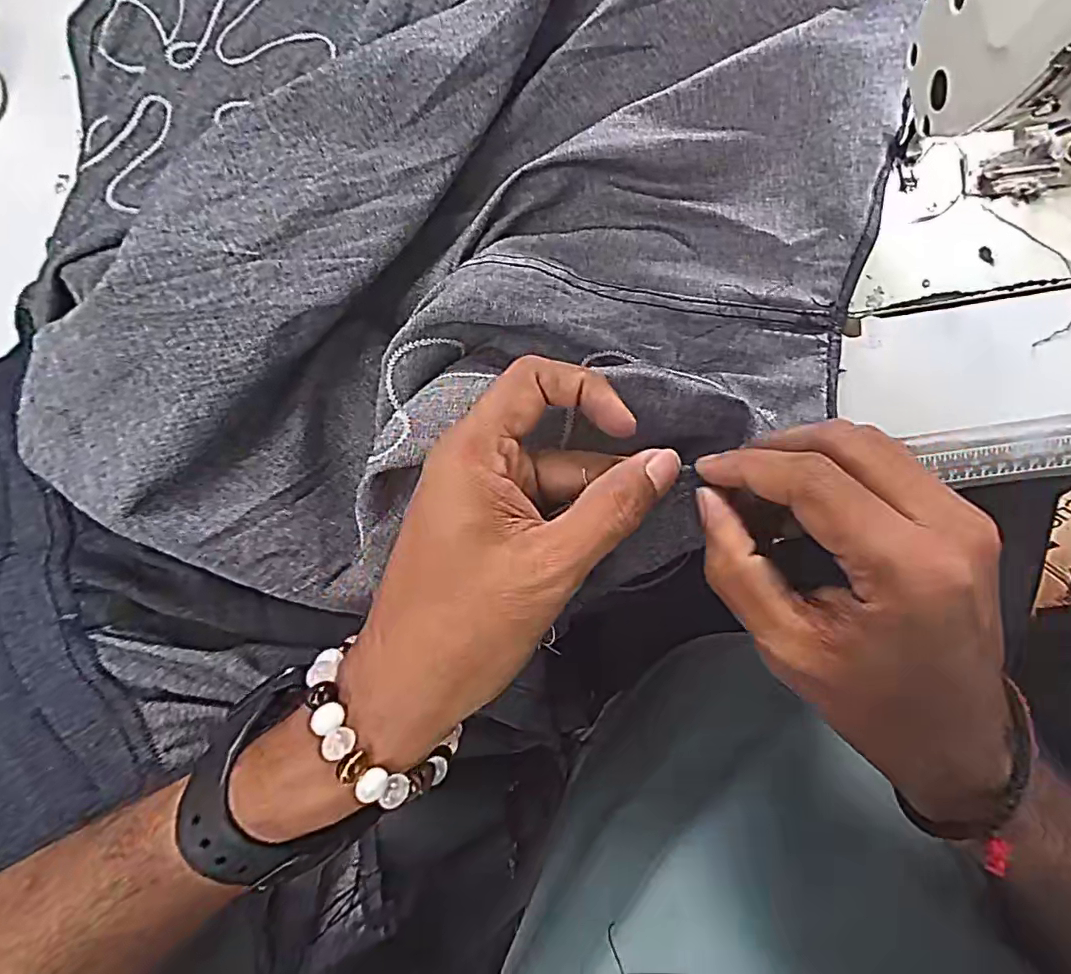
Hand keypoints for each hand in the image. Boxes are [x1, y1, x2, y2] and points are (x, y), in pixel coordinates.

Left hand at [342, 356, 679, 765]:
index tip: (629, 431)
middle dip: (605, 465)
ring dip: (594, 500)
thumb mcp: (551, 564)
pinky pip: (543, 506)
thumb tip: (665, 462)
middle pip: (555, 436)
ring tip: (627, 532)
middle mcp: (476, 462)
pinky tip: (601, 545)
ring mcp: (482, 496)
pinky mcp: (490, 527)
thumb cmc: (466, 627)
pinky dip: (575, 520)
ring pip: (555, 477)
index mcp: (474, 451)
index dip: (588, 391)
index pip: (534, 379)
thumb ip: (613, 507)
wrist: (406, 692)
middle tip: (650, 497)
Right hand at [694, 420, 1010, 822]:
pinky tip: (805, 496)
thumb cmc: (872, 705)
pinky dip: (838, 466)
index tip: (708, 469)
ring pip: (871, 443)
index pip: (817, 480)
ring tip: (763, 486)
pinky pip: (890, 463)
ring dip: (807, 452)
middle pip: (848, 443)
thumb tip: (710, 500)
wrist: (960, 739)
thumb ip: (738, 569)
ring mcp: (965, 515)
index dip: (752, 466)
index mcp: (910, 566)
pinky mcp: (965, 515)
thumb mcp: (787, 648)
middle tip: (734, 477)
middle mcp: (950, 524)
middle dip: (777, 448)